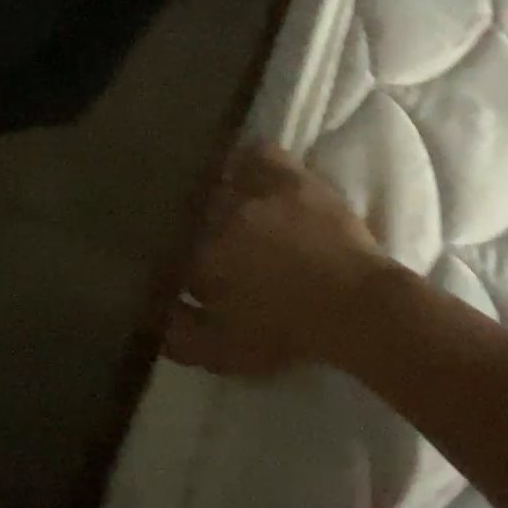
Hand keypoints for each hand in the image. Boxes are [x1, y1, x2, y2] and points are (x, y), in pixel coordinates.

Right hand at [162, 141, 393, 376]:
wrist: (352, 306)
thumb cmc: (287, 334)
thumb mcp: (221, 353)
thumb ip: (178, 333)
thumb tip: (155, 310)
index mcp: (200, 260)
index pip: (167, 247)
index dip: (166, 253)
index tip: (171, 260)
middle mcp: (222, 218)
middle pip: (190, 207)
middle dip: (187, 217)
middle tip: (193, 228)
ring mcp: (258, 193)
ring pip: (218, 177)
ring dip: (212, 186)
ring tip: (213, 194)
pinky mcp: (292, 178)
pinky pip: (259, 153)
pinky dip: (246, 158)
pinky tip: (243, 166)